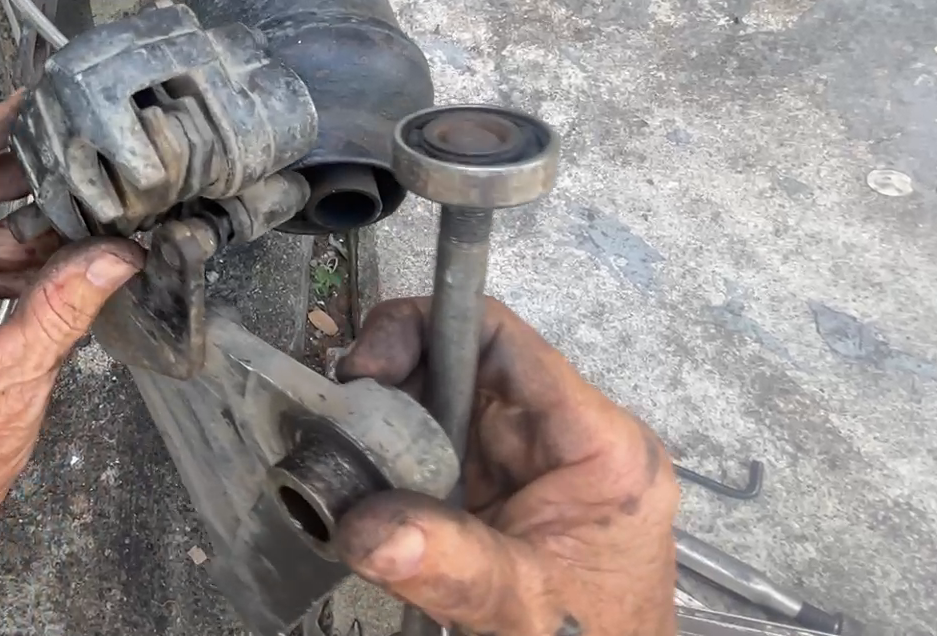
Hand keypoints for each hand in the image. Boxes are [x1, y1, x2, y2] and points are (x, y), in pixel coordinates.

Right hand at [334, 298, 677, 635]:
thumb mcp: (531, 615)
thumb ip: (456, 568)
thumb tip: (365, 531)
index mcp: (593, 441)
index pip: (497, 334)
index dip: (420, 329)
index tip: (365, 372)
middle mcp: (552, 429)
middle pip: (453, 353)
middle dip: (387, 372)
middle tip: (343, 413)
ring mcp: (514, 449)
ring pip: (428, 386)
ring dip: (378, 409)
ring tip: (347, 449)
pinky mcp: (483, 471)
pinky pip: (420, 427)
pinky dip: (381, 439)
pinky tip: (362, 471)